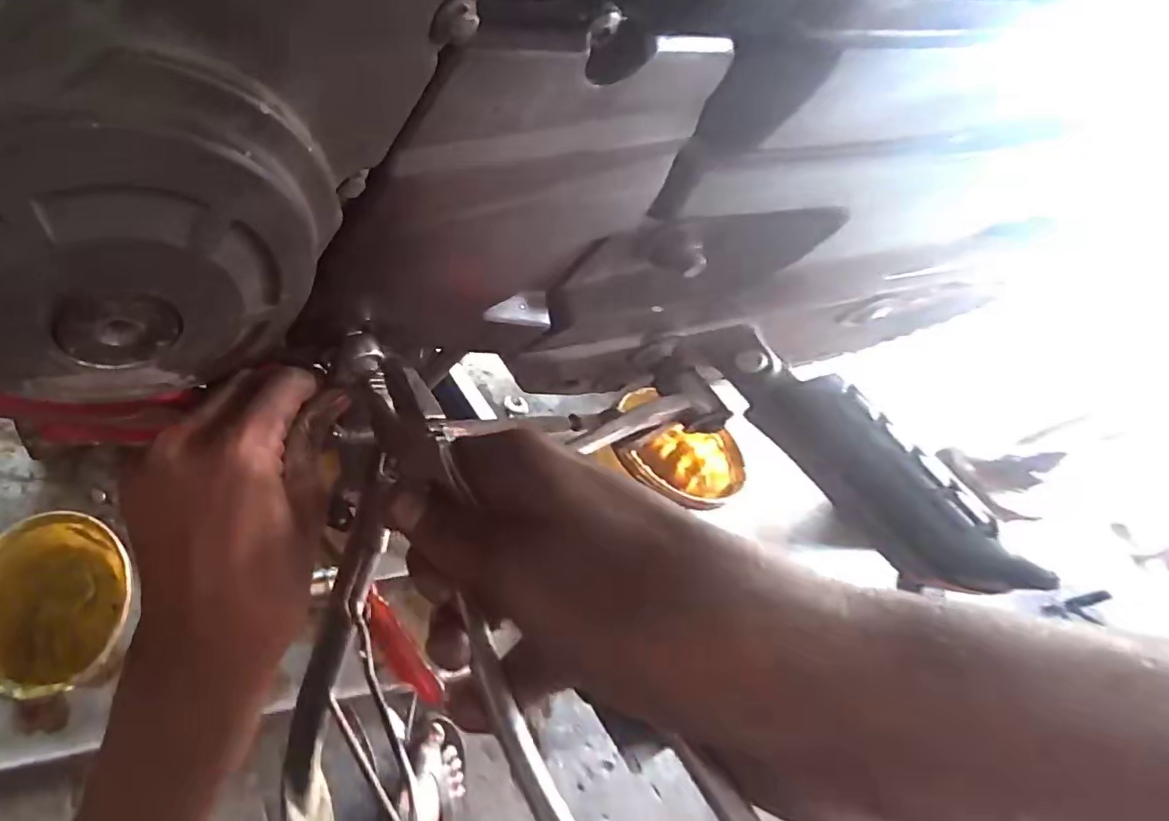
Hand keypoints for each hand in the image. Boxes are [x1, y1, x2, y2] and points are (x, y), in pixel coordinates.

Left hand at [118, 366, 347, 685]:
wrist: (197, 647)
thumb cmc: (268, 592)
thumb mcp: (306, 517)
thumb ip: (311, 446)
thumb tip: (329, 399)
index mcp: (239, 451)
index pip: (278, 384)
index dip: (306, 381)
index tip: (322, 389)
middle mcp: (188, 438)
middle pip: (238, 384)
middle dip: (272, 388)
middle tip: (297, 406)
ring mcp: (153, 454)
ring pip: (206, 403)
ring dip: (238, 407)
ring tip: (264, 429)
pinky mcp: (134, 472)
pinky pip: (178, 432)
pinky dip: (205, 432)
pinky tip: (225, 454)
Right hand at [390, 428, 805, 734]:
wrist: (790, 681)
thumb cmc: (631, 604)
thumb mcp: (520, 568)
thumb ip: (448, 533)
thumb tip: (393, 493)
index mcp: (523, 467)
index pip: (441, 458)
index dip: (407, 497)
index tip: (379, 544)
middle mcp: (547, 504)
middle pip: (464, 524)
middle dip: (437, 571)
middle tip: (431, 613)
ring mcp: (578, 563)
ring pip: (498, 582)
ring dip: (466, 625)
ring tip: (453, 671)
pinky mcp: (604, 617)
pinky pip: (539, 631)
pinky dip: (511, 666)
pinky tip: (483, 710)